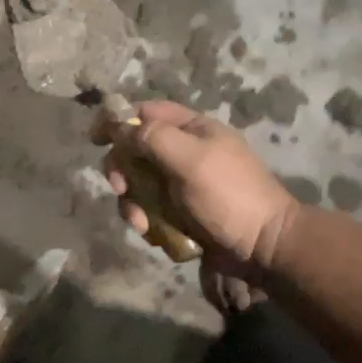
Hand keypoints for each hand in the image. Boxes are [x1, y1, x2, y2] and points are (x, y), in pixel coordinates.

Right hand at [97, 101, 300, 309]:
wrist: (266, 249)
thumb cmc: (229, 195)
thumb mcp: (190, 159)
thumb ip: (151, 138)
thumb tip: (119, 127)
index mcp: (194, 129)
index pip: (147, 113)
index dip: (118, 121)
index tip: (95, 138)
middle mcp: (186, 152)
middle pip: (137, 150)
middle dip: (123, 168)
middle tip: (119, 186)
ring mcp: (184, 185)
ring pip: (140, 183)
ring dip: (132, 201)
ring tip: (141, 222)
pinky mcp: (182, 213)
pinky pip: (151, 209)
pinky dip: (147, 220)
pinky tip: (153, 233)